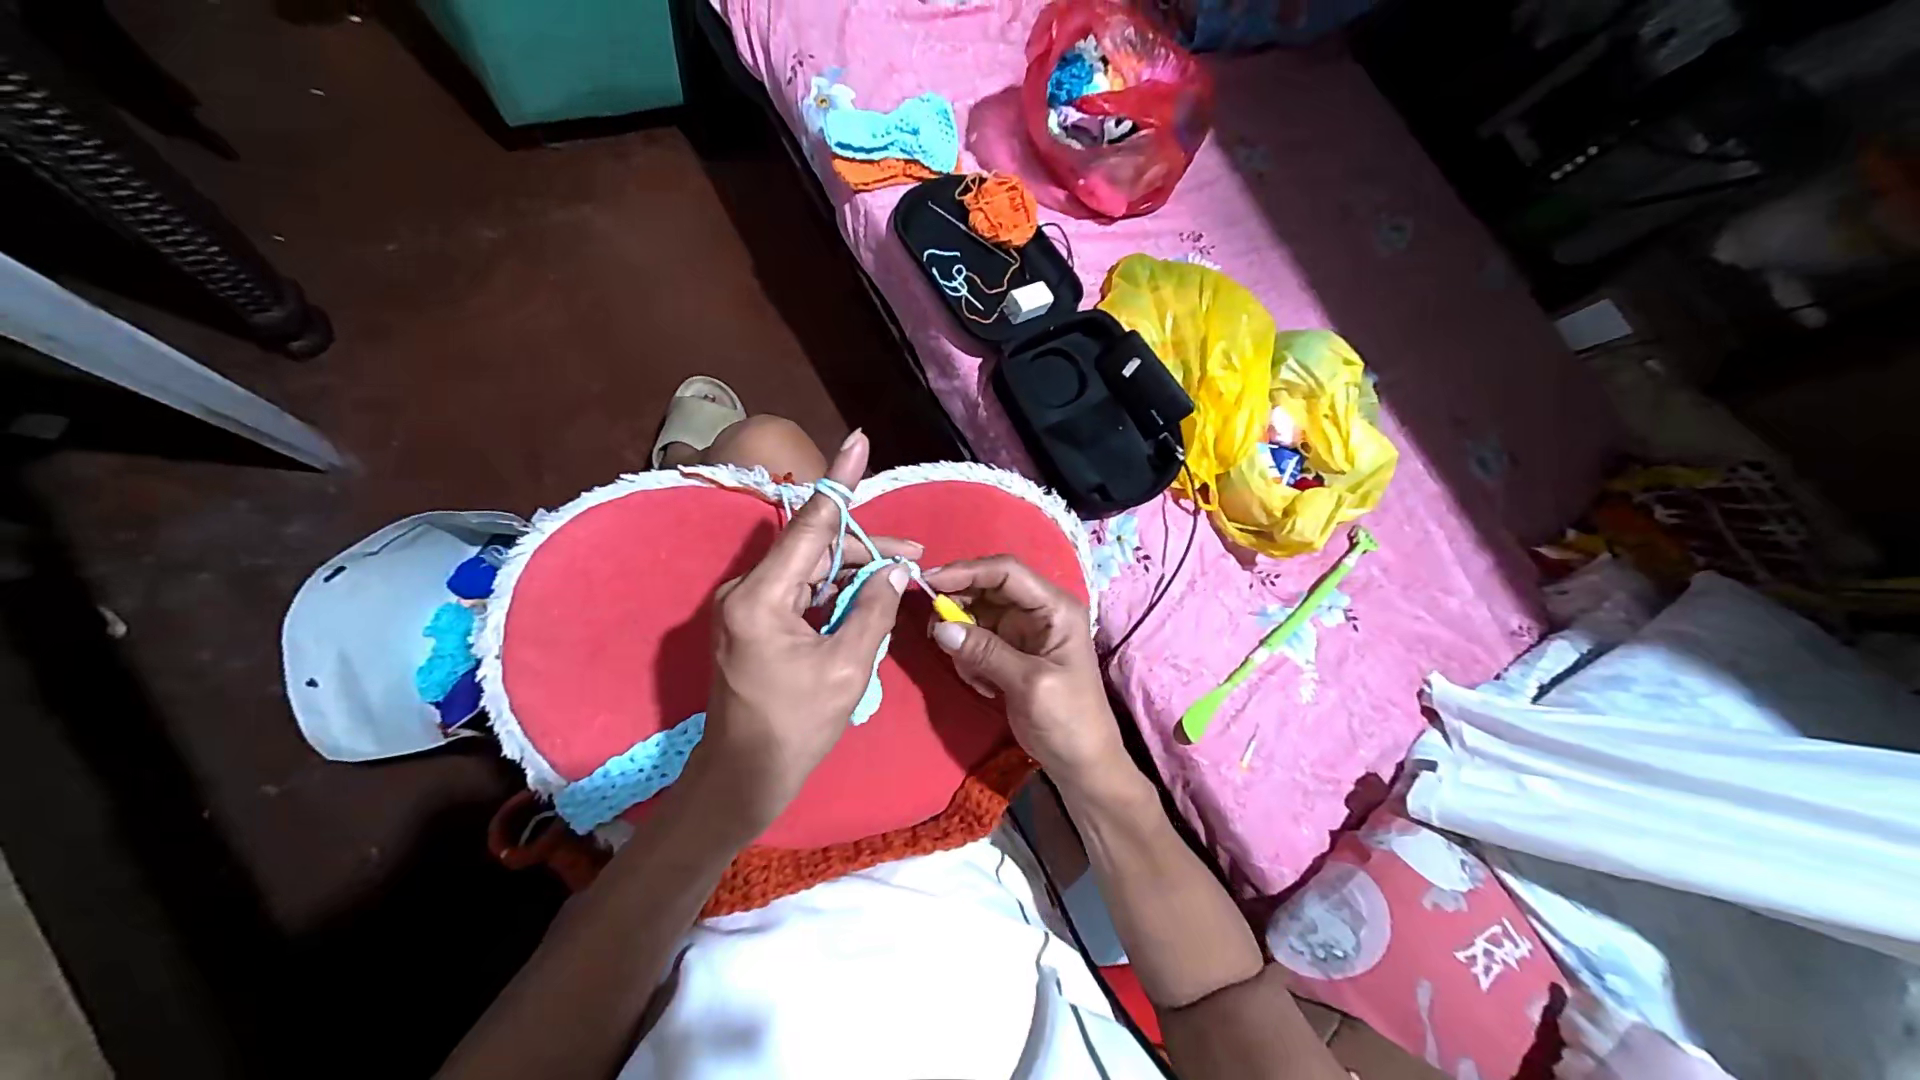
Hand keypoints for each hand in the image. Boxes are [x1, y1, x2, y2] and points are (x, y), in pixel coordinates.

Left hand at [701, 432, 912, 830]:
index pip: (811, 524)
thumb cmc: (796, 727)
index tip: (858, 440)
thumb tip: (896, 571)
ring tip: (899, 577)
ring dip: (853, 572)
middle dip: (865, 548)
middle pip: (814, 548)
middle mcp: (746, 589)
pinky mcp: (752, 620)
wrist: (743, 776)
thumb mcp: (847, 667)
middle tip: (914, 558)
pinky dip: (834, 592)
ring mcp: (746, 604)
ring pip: (809, 569)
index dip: (840, 481)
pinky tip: (867, 597)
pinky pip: (800, 591)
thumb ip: (873, 609)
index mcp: (762, 597)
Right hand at [923, 557, 1131, 791]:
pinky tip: (982, 685)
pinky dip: (968, 656)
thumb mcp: (1029, 684)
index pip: (1007, 572)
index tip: (930, 581)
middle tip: (933, 628)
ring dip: (962, 637)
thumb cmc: (1068, 719)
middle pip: (987, 588)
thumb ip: (986, 652)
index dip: (967, 571)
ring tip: (970, 673)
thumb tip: (940, 628)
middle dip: (958, 604)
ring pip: (977, 613)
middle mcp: (1039, 610)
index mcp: (1055, 607)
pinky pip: (976, 639)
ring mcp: (1023, 630)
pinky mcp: (1010, 650)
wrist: (1081, 762)